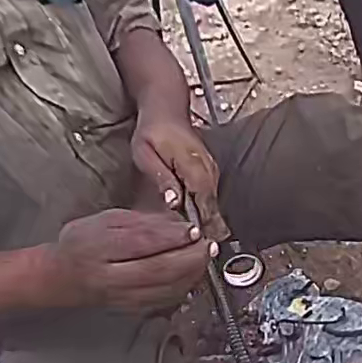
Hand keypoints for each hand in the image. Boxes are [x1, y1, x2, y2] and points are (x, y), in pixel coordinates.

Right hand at [45, 208, 207, 314]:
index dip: (171, 237)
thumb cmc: (85, 245)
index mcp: (98, 249)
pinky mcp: (137, 309)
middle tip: (208, 244)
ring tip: (205, 255)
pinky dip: (187, 284)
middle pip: (160, 270)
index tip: (193, 229)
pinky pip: (169, 298)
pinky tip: (194, 271)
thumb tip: (178, 224)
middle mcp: (111, 278)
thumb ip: (142, 223)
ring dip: (193, 271)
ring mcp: (125, 298)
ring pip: (168, 287)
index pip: (141, 243)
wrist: (64, 279)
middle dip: (191, 257)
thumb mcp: (107, 222)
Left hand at [131, 111, 226, 241]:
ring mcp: (212, 172)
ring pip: (215, 205)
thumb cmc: (153, 131)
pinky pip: (213, 199)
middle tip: (206, 253)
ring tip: (208, 245)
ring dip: (212, 224)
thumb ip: (162, 179)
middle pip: (214, 208)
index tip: (203, 244)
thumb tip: (174, 203)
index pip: (204, 203)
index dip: (204, 225)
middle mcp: (208, 171)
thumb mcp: (146, 154)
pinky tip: (204, 228)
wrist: (167, 109)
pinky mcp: (211, 174)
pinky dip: (210, 214)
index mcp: (193, 168)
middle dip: (212, 231)